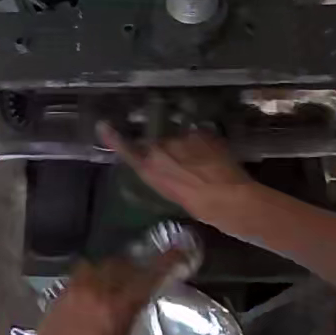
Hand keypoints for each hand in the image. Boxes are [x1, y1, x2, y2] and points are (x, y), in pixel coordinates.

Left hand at [19, 251, 187, 334]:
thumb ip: (130, 318)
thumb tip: (141, 298)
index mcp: (113, 308)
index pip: (145, 279)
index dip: (165, 264)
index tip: (179, 253)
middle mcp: (95, 291)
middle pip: (123, 265)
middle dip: (137, 268)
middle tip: (144, 277)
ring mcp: (75, 289)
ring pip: (102, 265)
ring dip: (115, 270)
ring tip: (119, 283)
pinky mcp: (61, 292)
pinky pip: (84, 273)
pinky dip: (96, 276)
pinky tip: (97, 291)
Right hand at [97, 123, 258, 225]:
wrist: (232, 199)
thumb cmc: (203, 209)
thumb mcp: (176, 197)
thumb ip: (166, 177)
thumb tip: (171, 169)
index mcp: (151, 169)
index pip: (127, 149)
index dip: (114, 138)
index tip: (103, 125)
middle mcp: (162, 149)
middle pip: (158, 143)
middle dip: (166, 150)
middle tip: (182, 166)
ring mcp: (184, 138)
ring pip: (180, 139)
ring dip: (186, 147)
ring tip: (202, 165)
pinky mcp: (204, 134)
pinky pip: (199, 137)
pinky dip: (204, 145)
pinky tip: (213, 159)